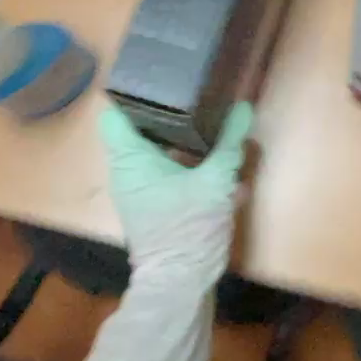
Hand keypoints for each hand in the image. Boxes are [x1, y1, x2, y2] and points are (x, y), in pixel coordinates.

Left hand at [78, 103, 251, 360]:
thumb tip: (244, 107)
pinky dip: (185, 160)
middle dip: (166, 109)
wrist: (180, 287)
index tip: (158, 72)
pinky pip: (167, 171)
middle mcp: (128, 171)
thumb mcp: (216, 182)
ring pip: (155, 150)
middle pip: (138, 128)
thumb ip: (230, 144)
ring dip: (179, 135)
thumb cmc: (187, 229)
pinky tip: (216, 157)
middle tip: (192, 85)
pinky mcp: (156, 206)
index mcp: (130, 159)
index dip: (133, 90)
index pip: (116, 113)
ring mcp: (140, 191)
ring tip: (208, 112)